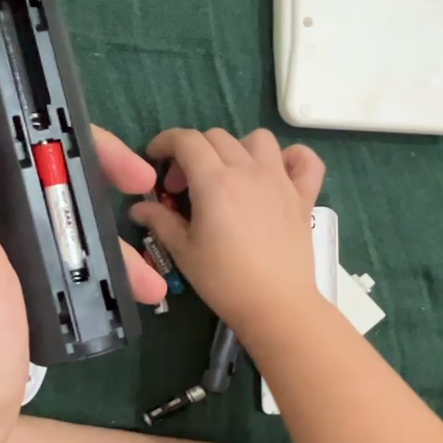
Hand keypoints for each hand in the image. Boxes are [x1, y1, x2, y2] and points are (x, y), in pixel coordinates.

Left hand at [0, 53, 166, 305]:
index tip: (52, 80)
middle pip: (16, 152)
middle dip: (75, 151)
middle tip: (133, 174)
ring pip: (42, 200)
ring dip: (93, 207)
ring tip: (144, 239)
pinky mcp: (7, 281)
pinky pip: (56, 247)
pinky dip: (92, 253)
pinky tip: (130, 279)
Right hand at [130, 128, 325, 337]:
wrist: (275, 305)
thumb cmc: (223, 280)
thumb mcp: (183, 251)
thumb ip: (160, 222)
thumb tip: (138, 208)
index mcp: (214, 182)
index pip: (186, 141)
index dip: (165, 142)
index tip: (155, 158)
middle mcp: (248, 171)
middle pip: (216, 137)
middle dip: (192, 152)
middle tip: (184, 187)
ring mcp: (280, 180)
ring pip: (258, 139)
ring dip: (236, 148)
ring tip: (228, 175)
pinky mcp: (303, 196)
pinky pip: (304, 160)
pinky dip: (291, 157)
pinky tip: (277, 173)